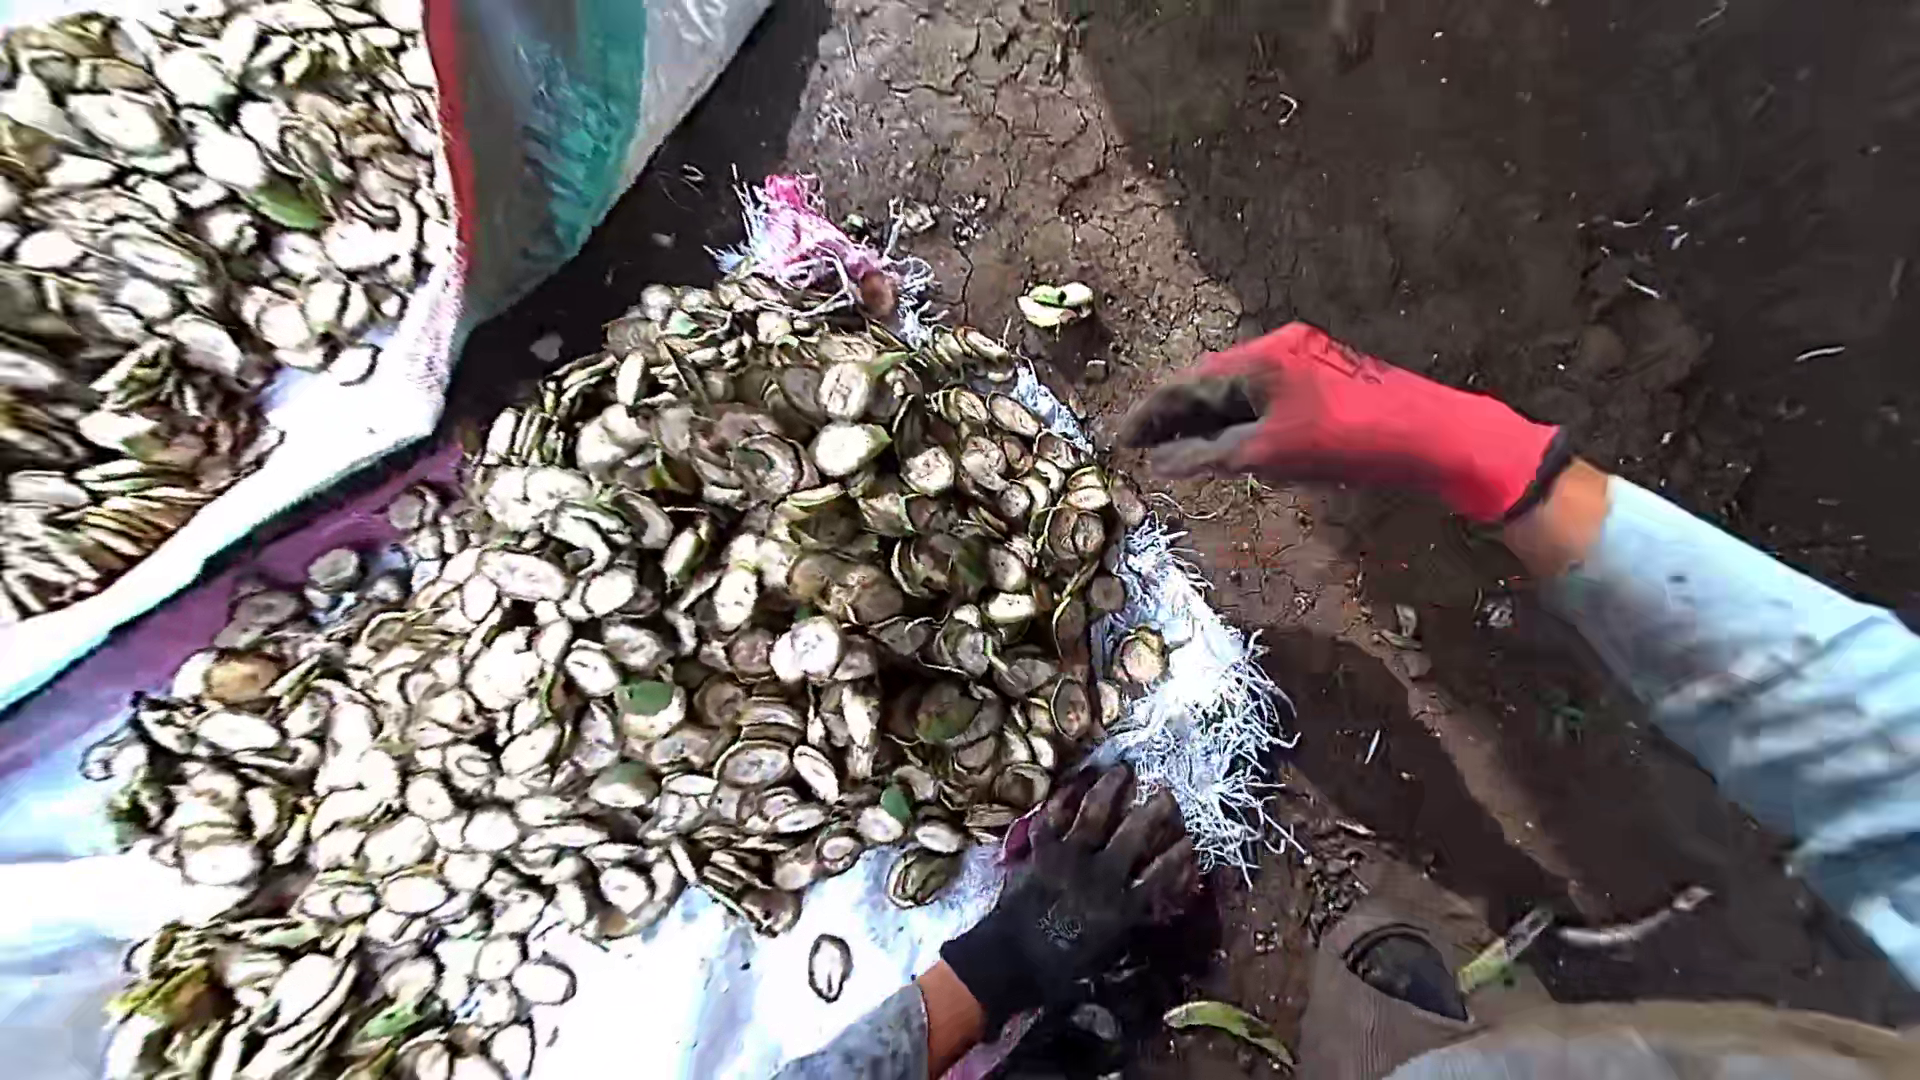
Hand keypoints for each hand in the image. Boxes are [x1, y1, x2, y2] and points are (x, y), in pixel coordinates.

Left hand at [938, 765, 1197, 1032]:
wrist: (1013, 958)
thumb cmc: (1062, 963)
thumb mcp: (1107, 947)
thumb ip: (1127, 916)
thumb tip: (1148, 893)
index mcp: (1120, 907)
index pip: (1159, 876)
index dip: (1177, 857)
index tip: (1189, 838)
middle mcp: (1099, 874)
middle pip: (1132, 835)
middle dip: (1152, 811)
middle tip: (1165, 792)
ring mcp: (1069, 856)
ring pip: (1094, 814)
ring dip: (1110, 789)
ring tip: (1121, 770)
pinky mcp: (1042, 848)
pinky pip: (1054, 816)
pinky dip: (1062, 798)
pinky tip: (1073, 782)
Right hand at [1119, 323, 1564, 522]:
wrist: (1437, 437)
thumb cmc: (1349, 441)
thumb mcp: (1268, 453)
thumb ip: (1206, 456)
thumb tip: (1159, 464)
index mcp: (1260, 357)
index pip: (1186, 385)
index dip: (1149, 415)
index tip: (1121, 439)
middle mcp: (1276, 348)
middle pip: (1206, 385)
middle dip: (1173, 420)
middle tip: (1145, 450)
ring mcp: (1298, 361)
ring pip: (1233, 394)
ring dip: (1203, 423)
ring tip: (1176, 453)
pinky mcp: (1316, 379)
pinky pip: (1259, 400)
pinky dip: (1235, 423)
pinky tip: (1225, 446)